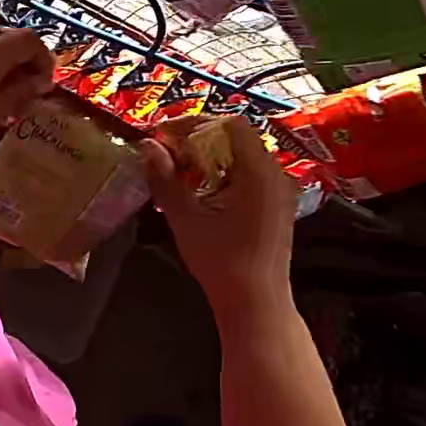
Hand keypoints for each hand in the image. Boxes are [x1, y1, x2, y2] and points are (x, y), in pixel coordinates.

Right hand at [137, 116, 297, 318]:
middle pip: (234, 137)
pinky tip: (196, 189)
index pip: (229, 124)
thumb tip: (147, 144)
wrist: (254, 302)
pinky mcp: (274, 203)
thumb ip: (165, 177)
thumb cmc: (220, 259)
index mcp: (259, 172)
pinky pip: (245, 173)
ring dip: (205, 156)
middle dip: (195, 140)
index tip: (163, 136)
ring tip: (175, 171)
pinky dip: (218, 172)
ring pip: (238, 155)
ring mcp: (278, 189)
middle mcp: (275, 174)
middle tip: (163, 153)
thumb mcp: (185, 216)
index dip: (193, 124)